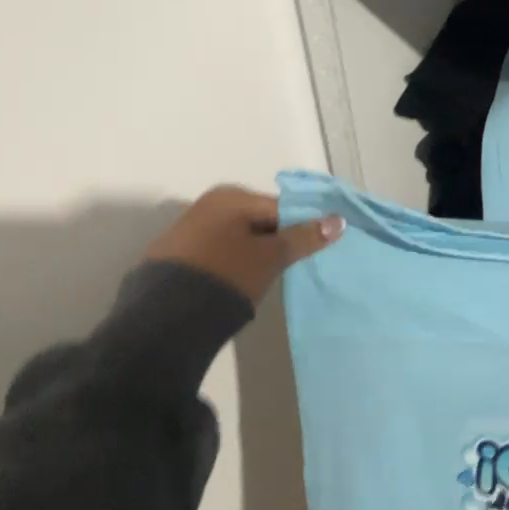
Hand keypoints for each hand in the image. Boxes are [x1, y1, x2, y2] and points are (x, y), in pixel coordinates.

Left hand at [144, 186, 342, 303]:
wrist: (170, 314)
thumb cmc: (229, 274)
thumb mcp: (273, 256)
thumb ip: (305, 237)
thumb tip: (338, 220)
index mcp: (231, 196)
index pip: (282, 207)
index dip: (302, 228)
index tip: (312, 251)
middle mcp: (207, 203)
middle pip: (260, 220)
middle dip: (278, 239)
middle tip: (291, 265)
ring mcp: (189, 228)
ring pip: (239, 236)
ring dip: (256, 252)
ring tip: (266, 277)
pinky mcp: (178, 254)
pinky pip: (220, 250)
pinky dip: (234, 261)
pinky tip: (239, 282)